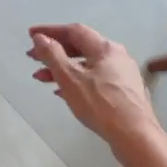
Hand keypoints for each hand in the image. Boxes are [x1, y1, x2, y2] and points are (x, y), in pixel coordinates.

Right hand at [28, 24, 165, 160]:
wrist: (135, 135)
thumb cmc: (100, 104)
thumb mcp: (70, 77)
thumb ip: (52, 54)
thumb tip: (40, 37)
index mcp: (105, 48)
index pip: (74, 30)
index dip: (50, 31)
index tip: (31, 35)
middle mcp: (116, 56)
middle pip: (80, 47)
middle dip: (54, 51)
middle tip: (32, 57)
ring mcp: (123, 75)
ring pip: (86, 64)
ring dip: (62, 68)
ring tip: (41, 78)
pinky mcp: (124, 92)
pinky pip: (94, 78)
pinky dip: (76, 80)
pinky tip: (62, 91)